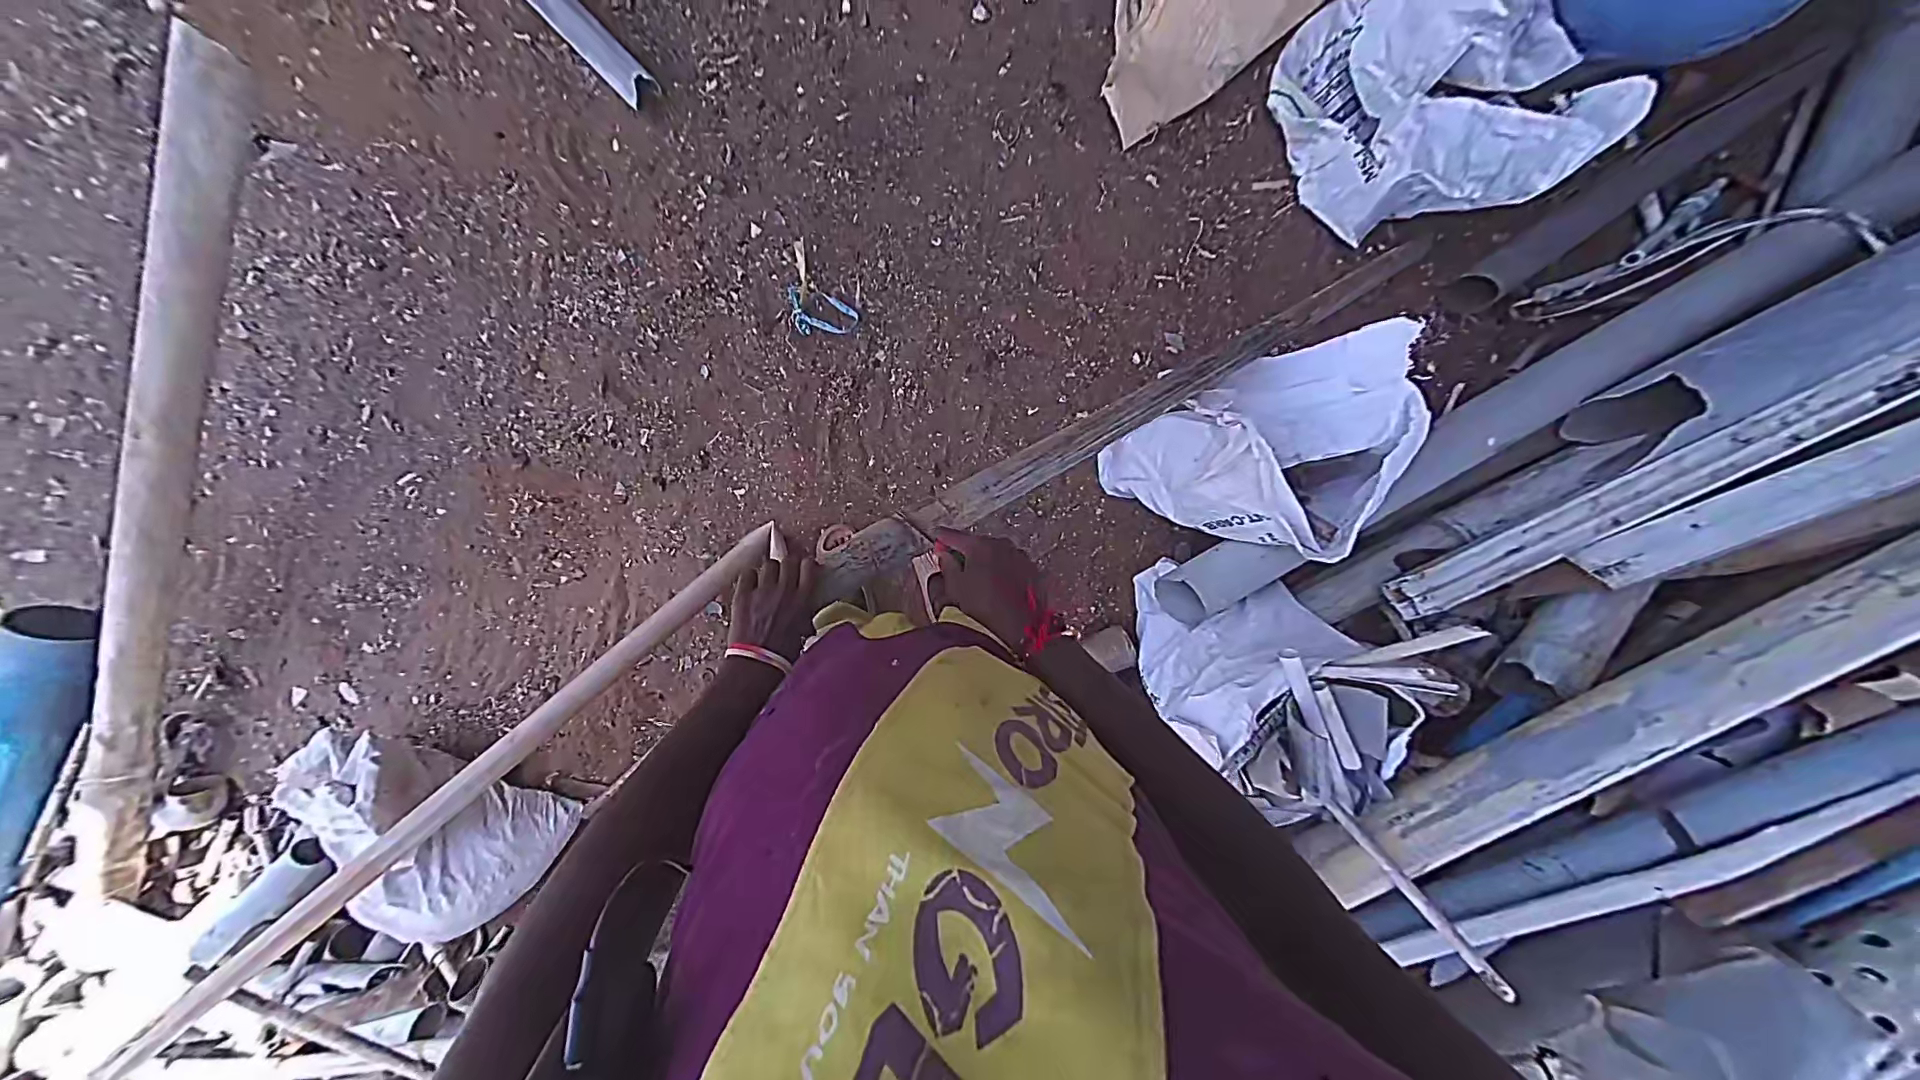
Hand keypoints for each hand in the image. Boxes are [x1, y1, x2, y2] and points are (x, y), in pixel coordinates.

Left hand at [727, 534, 817, 662]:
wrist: (757, 663)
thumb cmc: (782, 653)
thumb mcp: (804, 629)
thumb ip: (804, 610)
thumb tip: (802, 605)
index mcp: (803, 599)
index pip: (808, 567)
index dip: (805, 563)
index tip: (804, 565)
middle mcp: (785, 590)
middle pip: (788, 560)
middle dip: (788, 561)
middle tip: (786, 567)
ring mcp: (762, 590)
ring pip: (769, 564)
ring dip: (770, 568)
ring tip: (768, 577)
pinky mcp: (743, 594)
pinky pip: (747, 574)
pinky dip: (750, 576)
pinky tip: (751, 583)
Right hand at [932, 528, 1053, 654]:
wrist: (1016, 630)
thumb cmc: (982, 610)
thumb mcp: (955, 587)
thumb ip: (947, 565)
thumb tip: (945, 555)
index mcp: (979, 546)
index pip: (954, 536)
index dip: (942, 538)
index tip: (937, 540)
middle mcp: (1003, 546)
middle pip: (978, 543)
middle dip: (967, 552)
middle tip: (956, 564)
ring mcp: (1020, 558)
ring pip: (998, 554)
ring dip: (987, 562)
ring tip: (979, 580)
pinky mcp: (1033, 572)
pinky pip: (1012, 566)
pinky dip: (1003, 571)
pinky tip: (997, 586)